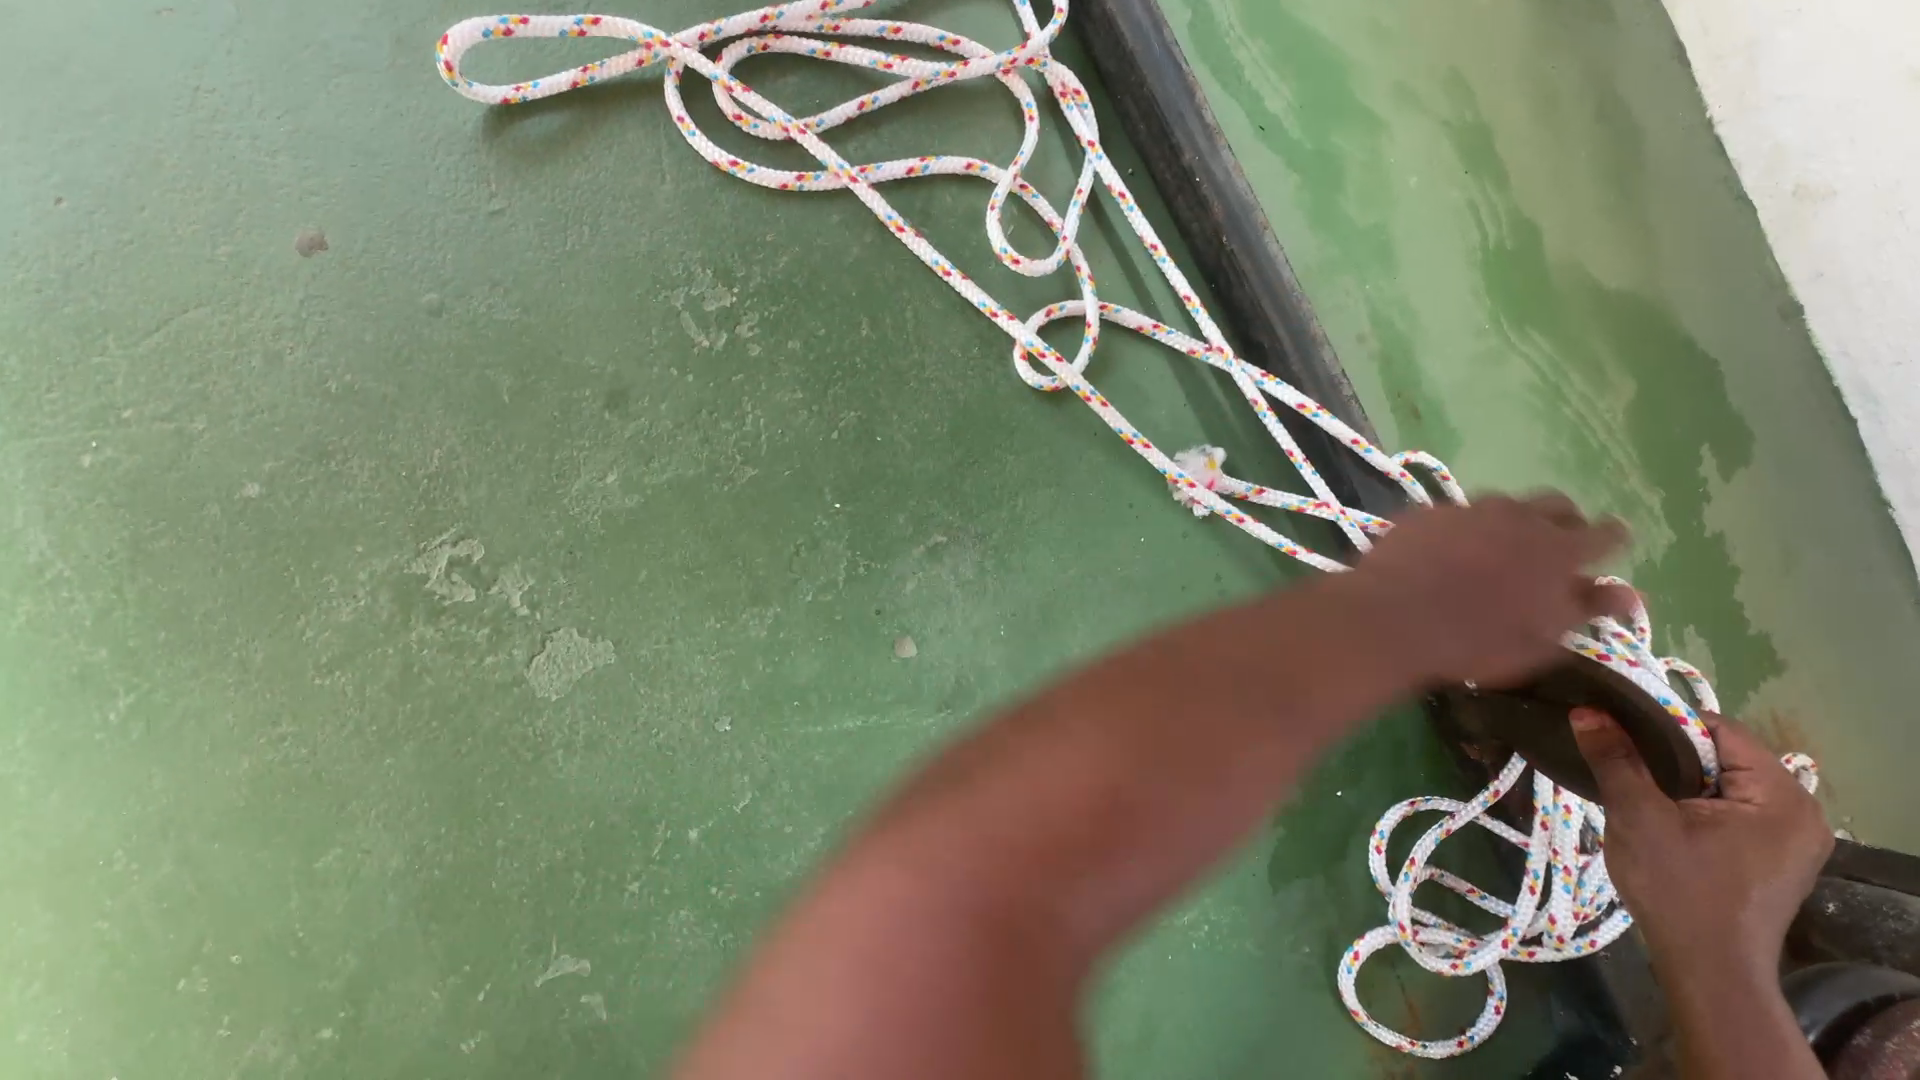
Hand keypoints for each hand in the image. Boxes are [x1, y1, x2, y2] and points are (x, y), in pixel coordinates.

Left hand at [1347, 494, 1635, 685]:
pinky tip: (1449, 546)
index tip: (1608, 548)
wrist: (1389, 619)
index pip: (1606, 534)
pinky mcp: (1425, 513)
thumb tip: (1627, 593)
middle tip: (1554, 544)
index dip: (1610, 541)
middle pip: (1556, 506)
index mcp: (1559, 549)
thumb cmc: (1473, 641)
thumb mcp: (1541, 640)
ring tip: (1499, 544)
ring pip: (1503, 504)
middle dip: (1563, 521)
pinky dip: (1462, 527)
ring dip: (1510, 520)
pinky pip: (1455, 513)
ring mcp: (1467, 510)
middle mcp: (1518, 517)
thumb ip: (1585, 610)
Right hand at [1571, 708, 1832, 975]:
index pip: (1720, 730)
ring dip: (1675, 779)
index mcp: (1781, 796)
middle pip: (1723, 756)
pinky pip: (1729, 808)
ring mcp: (1790, 837)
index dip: (1663, 723)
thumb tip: (1586, 709)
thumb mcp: (1637, 816)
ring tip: (1630, 781)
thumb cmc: (1677, 887)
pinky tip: (1657, 812)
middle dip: (1667, 753)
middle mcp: (1799, 811)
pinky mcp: (1773, 856)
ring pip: (1722, 782)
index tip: (1615, 727)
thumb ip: (1615, 759)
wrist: (1707, 966)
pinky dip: (1691, 802)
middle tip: (1616, 756)